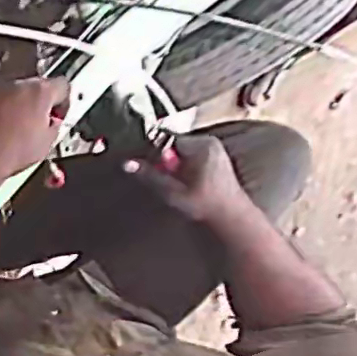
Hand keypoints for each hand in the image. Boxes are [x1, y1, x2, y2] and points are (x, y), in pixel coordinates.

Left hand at [0, 77, 70, 184]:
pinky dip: (0, 114)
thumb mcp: (47, 143)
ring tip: (16, 132)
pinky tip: (0, 132)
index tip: (58, 114)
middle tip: (37, 125)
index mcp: (40, 91)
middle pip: (37, 88)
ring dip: (18, 108)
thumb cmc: (10, 155)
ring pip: (15, 95)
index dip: (63, 103)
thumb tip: (52, 123)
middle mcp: (17, 86)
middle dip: (39, 105)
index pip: (63, 86)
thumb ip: (55, 125)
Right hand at [123, 134, 256, 224]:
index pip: (167, 140)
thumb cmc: (202, 204)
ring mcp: (214, 149)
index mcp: (201, 145)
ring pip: (180, 152)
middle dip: (163, 161)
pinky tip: (183, 182)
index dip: (154, 154)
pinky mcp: (215, 157)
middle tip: (163, 180)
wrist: (230, 215)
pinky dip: (182, 167)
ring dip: (172, 166)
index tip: (147, 168)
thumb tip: (126, 163)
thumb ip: (149, 175)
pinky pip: (190, 156)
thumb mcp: (171, 190)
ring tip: (174, 183)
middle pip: (173, 145)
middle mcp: (209, 142)